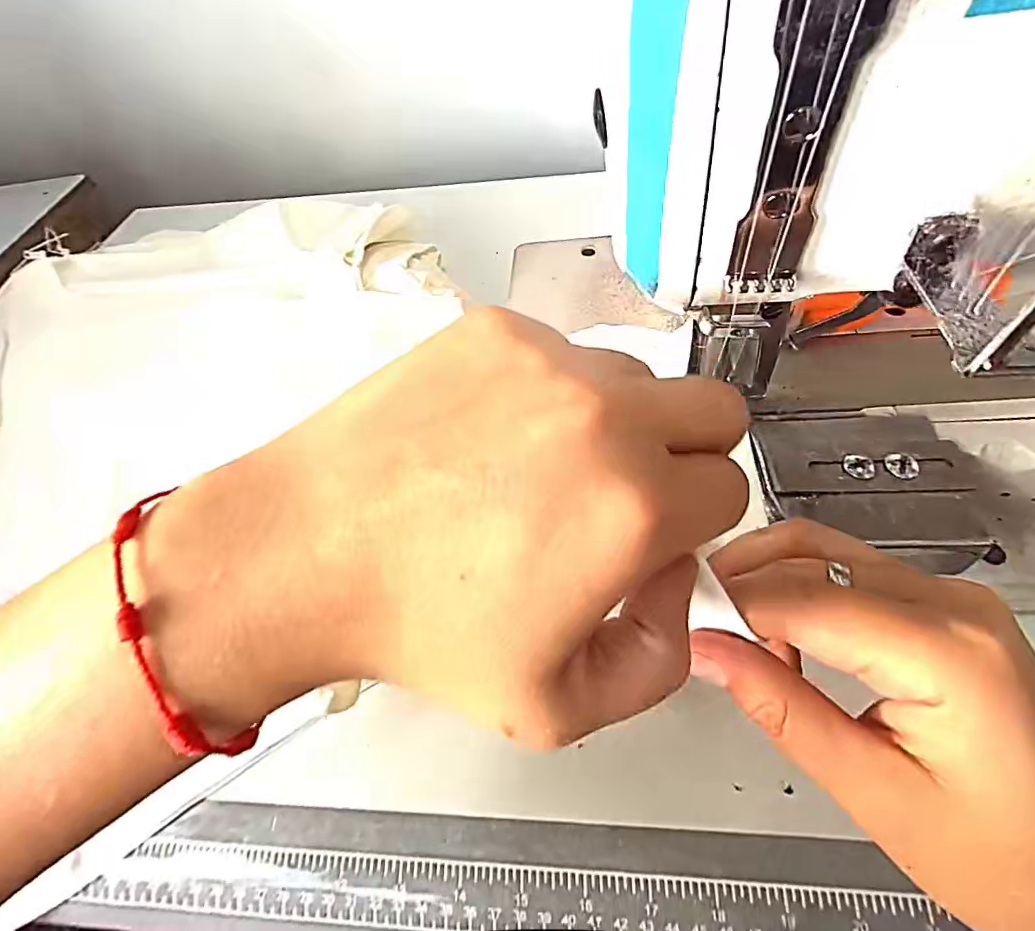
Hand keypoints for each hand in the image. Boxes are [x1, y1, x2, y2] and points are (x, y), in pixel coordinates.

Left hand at [141, 307, 750, 746]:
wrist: (302, 553)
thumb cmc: (419, 627)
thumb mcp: (559, 702)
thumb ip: (661, 658)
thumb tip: (677, 578)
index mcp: (634, 506)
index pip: (732, 488)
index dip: (697, 520)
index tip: (658, 532)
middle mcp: (604, 417)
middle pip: (716, 409)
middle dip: (693, 452)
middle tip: (636, 485)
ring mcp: (549, 362)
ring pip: (640, 377)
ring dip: (619, 420)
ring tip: (548, 465)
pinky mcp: (500, 332)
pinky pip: (566, 353)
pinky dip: (553, 391)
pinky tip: (500, 435)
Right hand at [688, 521, 1034, 930]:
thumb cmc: (1007, 862)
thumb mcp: (873, 794)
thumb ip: (781, 709)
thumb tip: (711, 651)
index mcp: (949, 651)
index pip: (809, 598)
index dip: (736, 602)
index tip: (684, 616)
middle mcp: (957, 603)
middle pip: (817, 552)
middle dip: (746, 574)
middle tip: (695, 612)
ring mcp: (957, 598)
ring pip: (832, 551)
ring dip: (772, 577)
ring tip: (728, 625)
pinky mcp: (950, 608)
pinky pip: (858, 573)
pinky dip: (806, 590)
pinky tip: (782, 632)